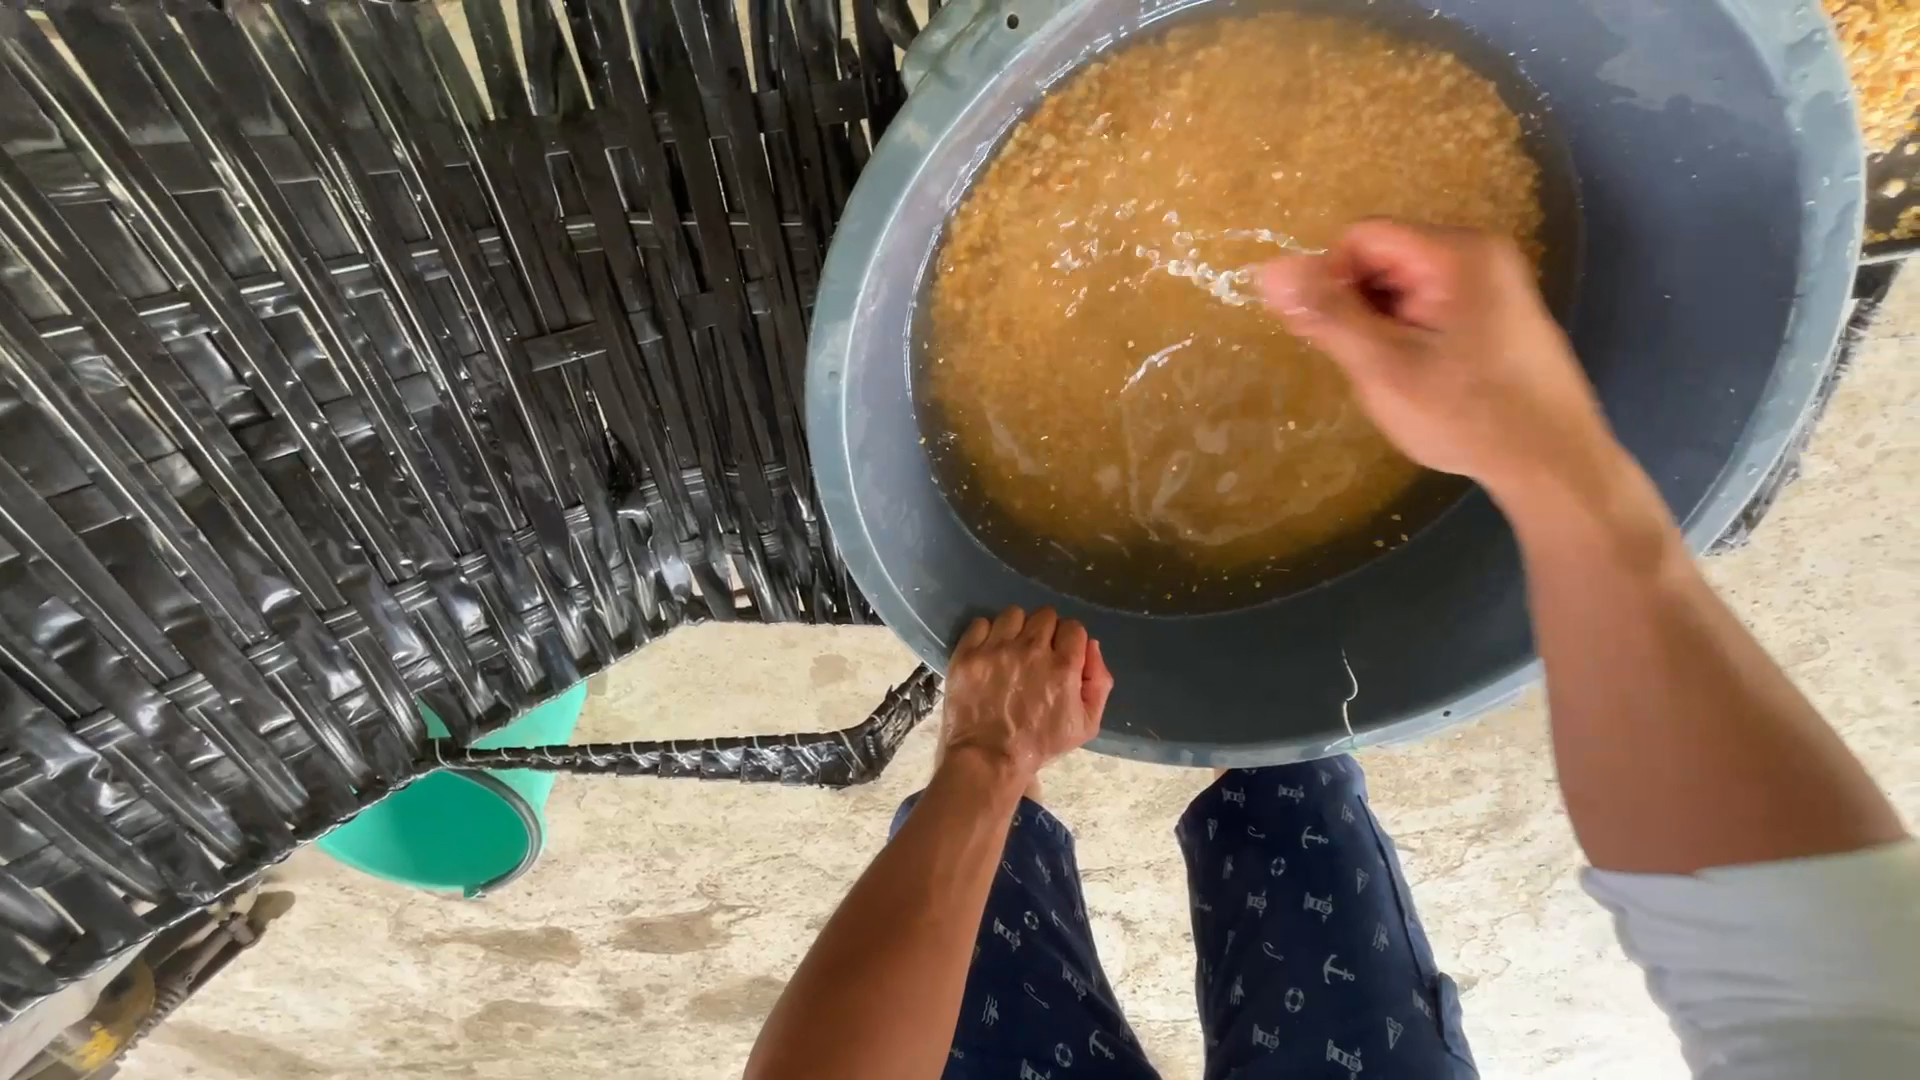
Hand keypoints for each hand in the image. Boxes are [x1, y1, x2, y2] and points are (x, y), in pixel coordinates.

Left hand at [940, 607, 1112, 791]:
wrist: (987, 758)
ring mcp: (996, 649)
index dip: (1069, 640)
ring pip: (1013, 614)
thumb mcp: (1085, 725)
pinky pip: (981, 623)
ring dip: (1016, 628)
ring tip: (1010, 649)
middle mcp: (1031, 650)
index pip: (1074, 627)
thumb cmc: (1039, 744)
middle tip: (1036, 653)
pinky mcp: (968, 654)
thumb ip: (1098, 683)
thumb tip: (1091, 646)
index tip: (1060, 654)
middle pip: (1045, 615)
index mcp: (1063, 666)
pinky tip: (988, 652)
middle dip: (1045, 631)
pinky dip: (986, 634)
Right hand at [1259, 221, 1622, 502]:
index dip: (1330, 281)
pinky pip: (1423, 307)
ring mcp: (1488, 284)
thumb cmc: (1464, 413)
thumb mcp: (1382, 366)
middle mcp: (1476, 254)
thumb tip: (1268, 271)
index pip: (1360, 237)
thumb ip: (1326, 315)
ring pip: (1397, 287)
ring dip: (1376, 327)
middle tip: (1365, 363)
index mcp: (1455, 253)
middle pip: (1380, 259)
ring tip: (1391, 375)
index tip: (1331, 335)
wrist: (1548, 461)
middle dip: (1355, 308)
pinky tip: (1413, 377)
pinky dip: (1401, 336)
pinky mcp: (1490, 313)